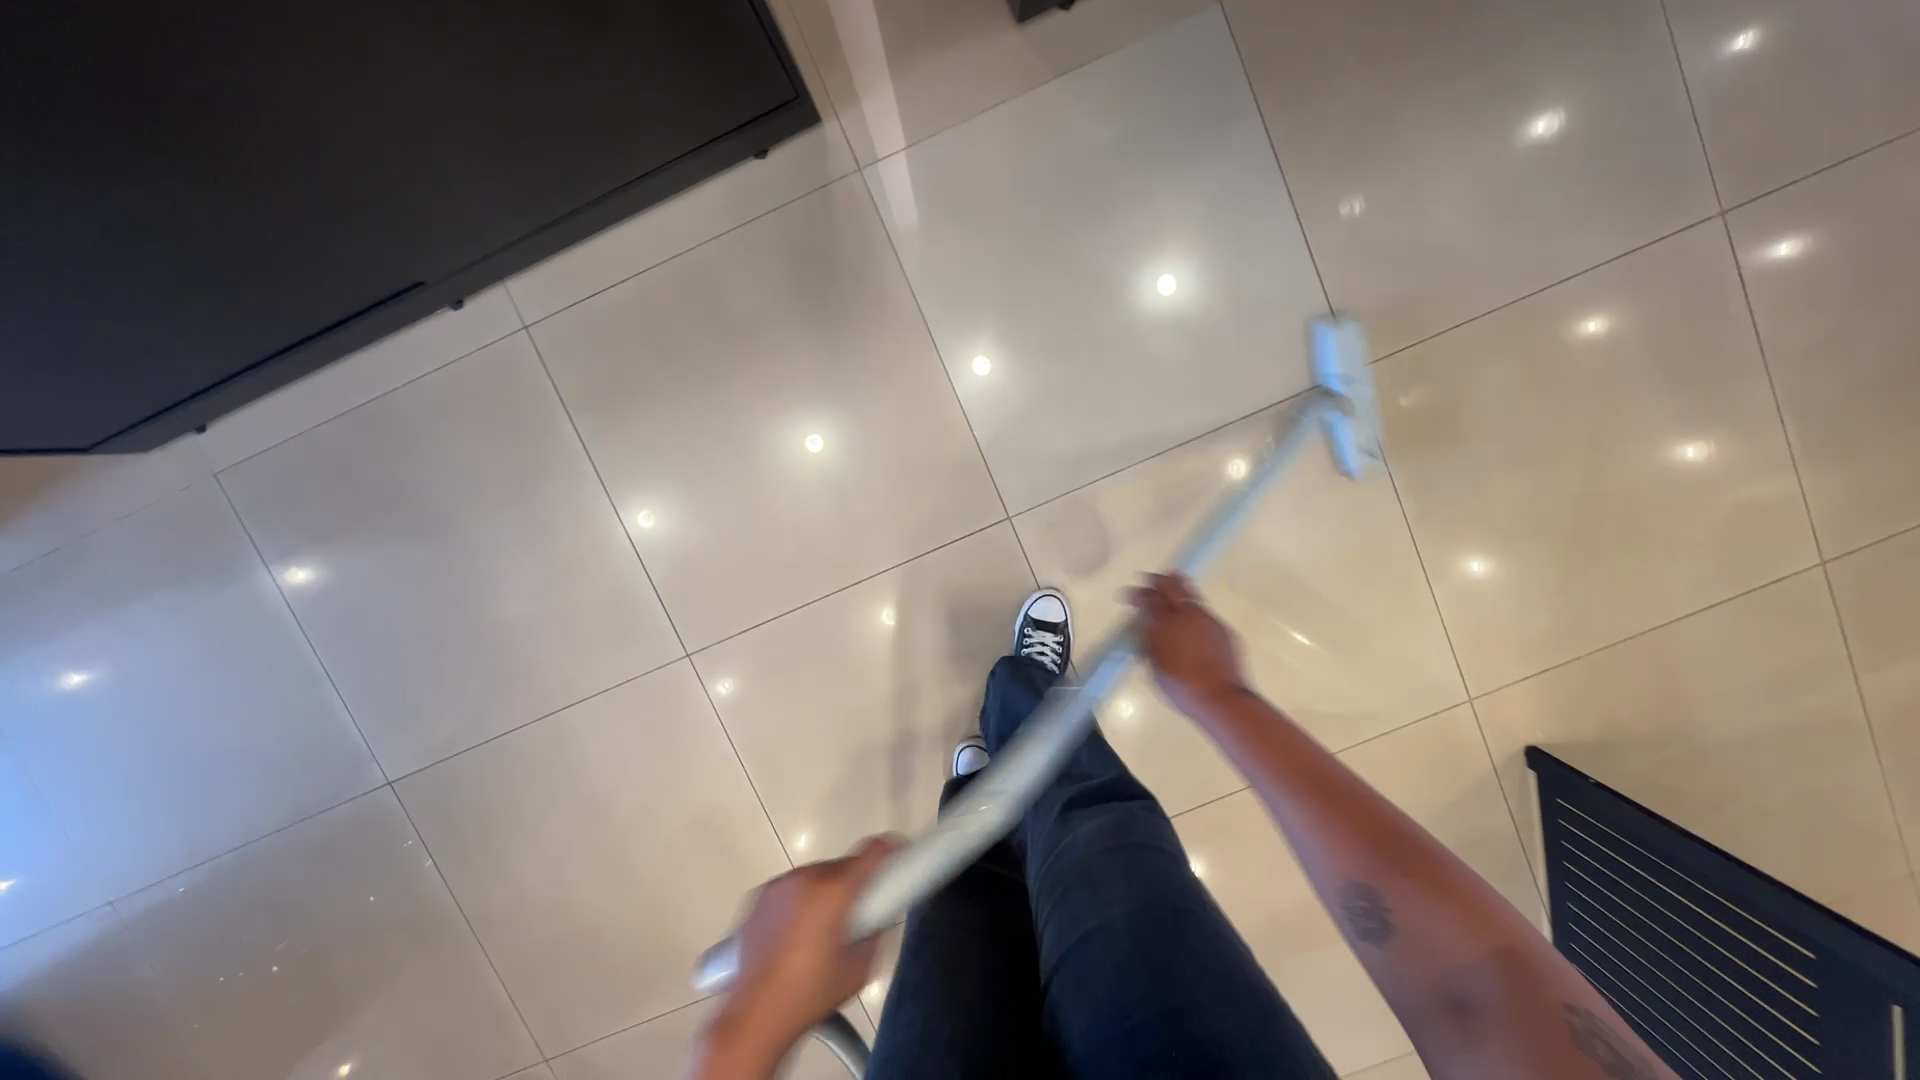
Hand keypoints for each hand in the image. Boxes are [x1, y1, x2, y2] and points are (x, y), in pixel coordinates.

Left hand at [694, 837, 898, 1076]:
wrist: (754, 1016)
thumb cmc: (811, 994)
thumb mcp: (861, 968)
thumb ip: (877, 931)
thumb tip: (878, 915)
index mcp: (834, 892)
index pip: (873, 850)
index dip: (890, 852)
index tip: (897, 862)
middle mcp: (805, 878)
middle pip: (843, 866)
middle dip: (854, 885)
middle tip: (856, 917)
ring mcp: (778, 885)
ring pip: (816, 876)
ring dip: (826, 892)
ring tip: (822, 931)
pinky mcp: (758, 897)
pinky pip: (792, 888)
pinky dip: (800, 901)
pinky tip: (796, 934)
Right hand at [1126, 573, 1249, 720]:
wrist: (1221, 699)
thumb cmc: (1181, 688)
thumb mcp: (1154, 668)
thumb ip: (1149, 644)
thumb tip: (1146, 629)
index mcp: (1164, 625)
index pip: (1147, 599)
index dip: (1136, 594)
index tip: (1128, 594)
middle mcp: (1186, 616)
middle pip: (1171, 585)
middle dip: (1158, 580)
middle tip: (1149, 578)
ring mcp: (1208, 620)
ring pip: (1191, 595)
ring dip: (1178, 590)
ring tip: (1170, 588)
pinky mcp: (1224, 629)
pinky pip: (1204, 614)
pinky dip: (1194, 613)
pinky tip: (1191, 624)